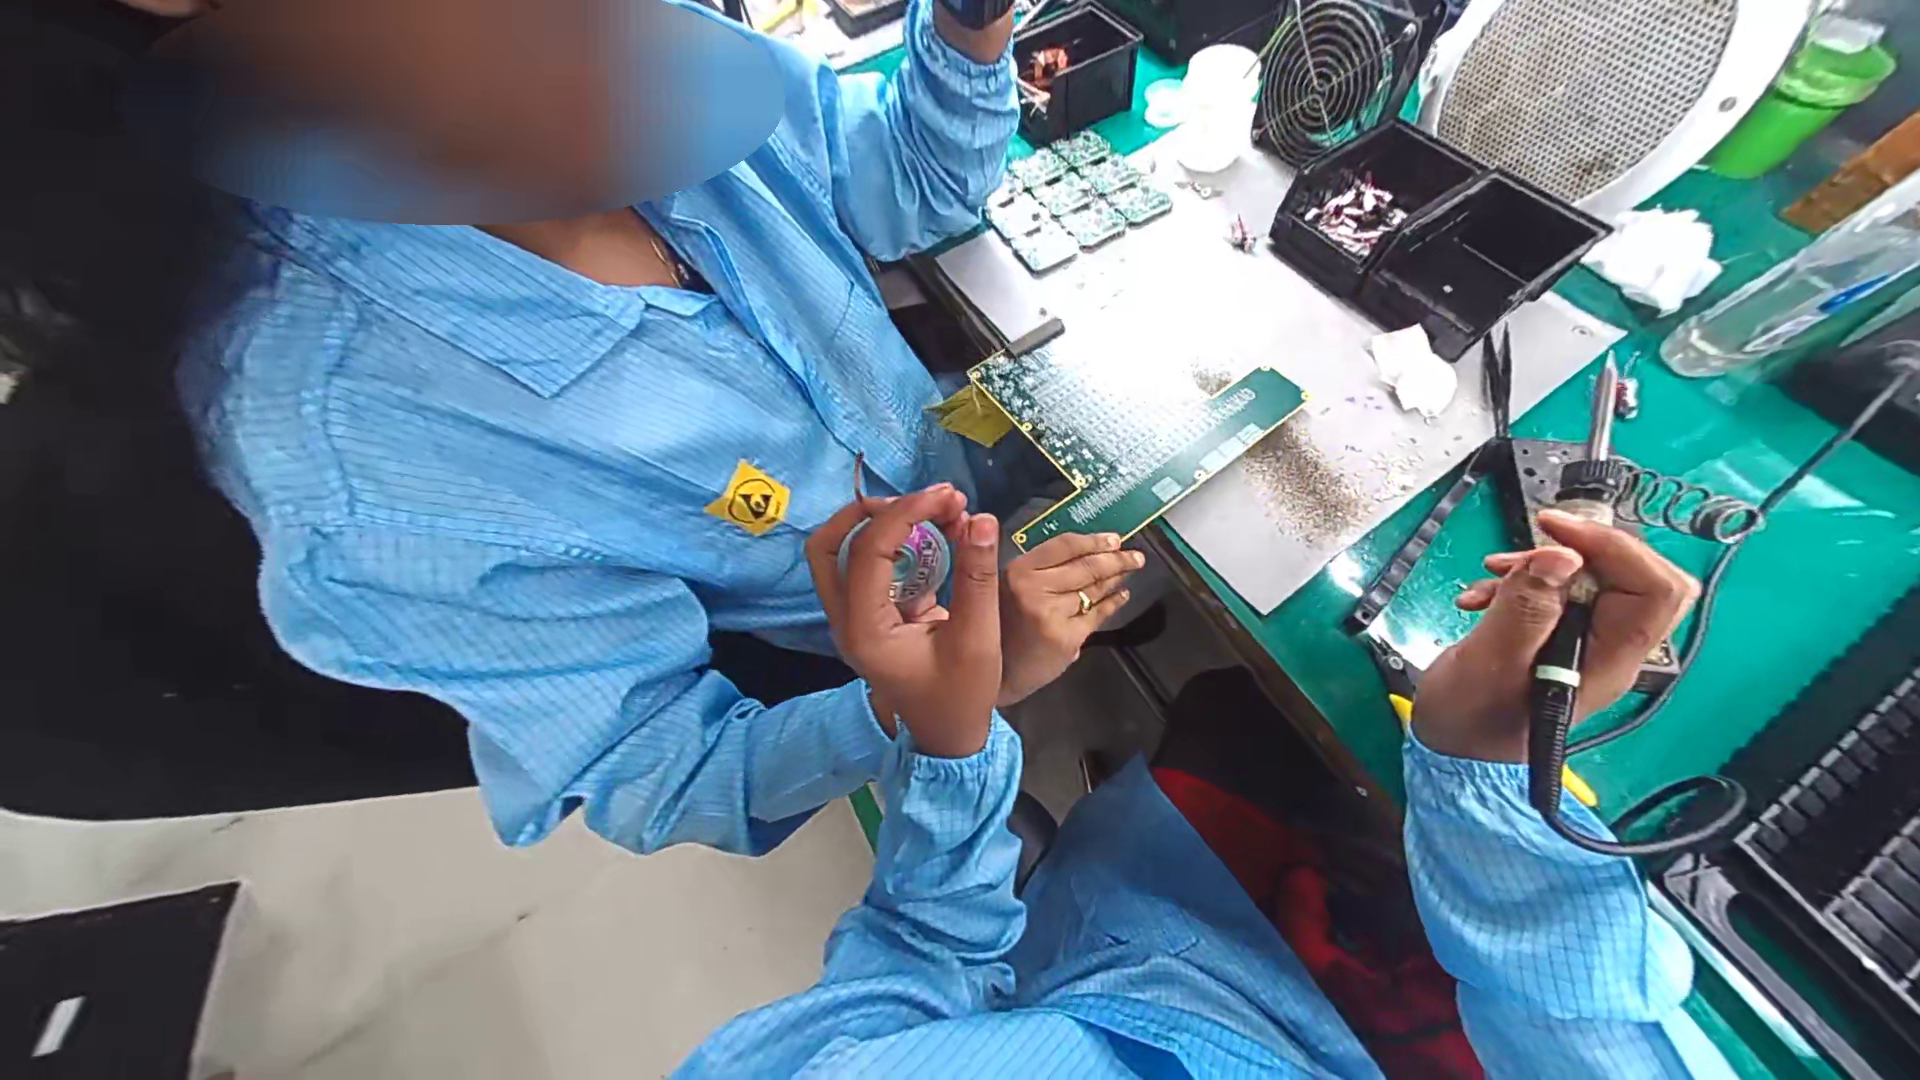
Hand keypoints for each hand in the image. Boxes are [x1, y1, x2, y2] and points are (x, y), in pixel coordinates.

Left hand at [804, 486, 1002, 758]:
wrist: (948, 737)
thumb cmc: (961, 696)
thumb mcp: (977, 638)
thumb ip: (977, 577)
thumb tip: (980, 518)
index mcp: (864, 629)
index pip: (869, 551)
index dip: (906, 513)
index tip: (949, 497)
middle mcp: (846, 619)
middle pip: (830, 546)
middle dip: (876, 511)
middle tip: (927, 500)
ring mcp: (853, 617)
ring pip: (842, 552)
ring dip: (883, 523)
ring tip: (938, 510)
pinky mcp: (870, 614)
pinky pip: (868, 566)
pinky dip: (897, 542)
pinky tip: (937, 533)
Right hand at [997, 532, 1143, 705]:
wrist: (993, 675)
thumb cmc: (997, 629)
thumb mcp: (1004, 589)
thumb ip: (1035, 570)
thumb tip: (1081, 552)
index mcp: (1016, 572)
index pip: (1063, 546)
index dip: (1093, 540)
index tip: (1113, 539)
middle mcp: (1033, 590)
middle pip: (1086, 566)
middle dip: (1116, 559)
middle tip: (1134, 556)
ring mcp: (1051, 615)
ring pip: (1093, 589)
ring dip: (1116, 578)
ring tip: (1129, 570)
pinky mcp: (1066, 639)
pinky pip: (1096, 614)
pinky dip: (1113, 603)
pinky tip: (1121, 596)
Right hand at [1413, 509, 1699, 762]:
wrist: (1449, 744)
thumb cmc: (1471, 715)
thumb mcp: (1490, 661)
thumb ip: (1525, 608)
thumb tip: (1560, 554)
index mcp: (1610, 657)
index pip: (1653, 587)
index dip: (1611, 546)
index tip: (1551, 527)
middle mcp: (1608, 647)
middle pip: (1626, 579)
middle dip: (1570, 554)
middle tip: (1516, 552)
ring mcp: (1579, 645)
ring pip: (1582, 584)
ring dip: (1533, 570)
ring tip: (1487, 577)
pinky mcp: (1549, 641)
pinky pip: (1549, 598)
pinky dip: (1514, 586)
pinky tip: (1480, 597)